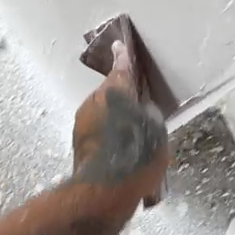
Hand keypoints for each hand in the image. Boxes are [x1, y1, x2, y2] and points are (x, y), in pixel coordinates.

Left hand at [71, 40, 169, 204]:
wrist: (104, 190)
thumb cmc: (136, 155)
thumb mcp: (156, 130)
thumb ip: (149, 113)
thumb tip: (141, 110)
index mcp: (115, 91)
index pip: (121, 67)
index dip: (123, 56)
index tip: (119, 45)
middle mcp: (94, 101)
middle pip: (110, 94)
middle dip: (122, 99)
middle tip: (139, 110)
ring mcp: (82, 122)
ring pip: (103, 114)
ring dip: (115, 121)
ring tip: (133, 140)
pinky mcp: (78, 142)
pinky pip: (98, 132)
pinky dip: (109, 137)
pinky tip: (122, 154)